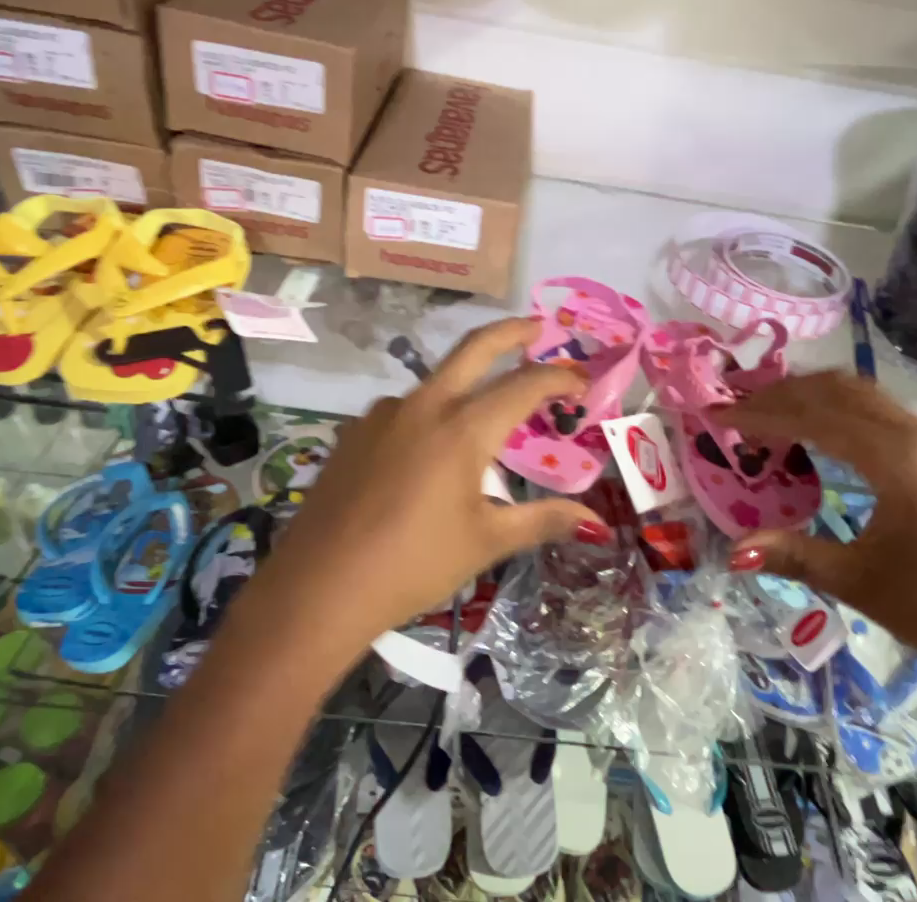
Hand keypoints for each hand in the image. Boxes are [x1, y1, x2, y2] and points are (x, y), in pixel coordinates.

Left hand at [256, 318, 606, 645]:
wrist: (319, 587)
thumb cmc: (413, 564)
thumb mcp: (486, 542)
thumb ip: (542, 521)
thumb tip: (597, 526)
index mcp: (463, 428)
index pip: (524, 385)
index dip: (559, 378)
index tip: (582, 383)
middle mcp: (423, 406)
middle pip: (473, 348)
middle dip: (510, 332)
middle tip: (536, 329)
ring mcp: (381, 416)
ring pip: (434, 381)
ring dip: (466, 380)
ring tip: (484, 412)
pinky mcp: (353, 434)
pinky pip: (402, 411)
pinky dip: (429, 415)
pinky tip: (428, 451)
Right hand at [714, 371, 916, 677]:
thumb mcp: (858, 581)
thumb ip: (794, 556)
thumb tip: (734, 549)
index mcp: (896, 458)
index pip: (815, 416)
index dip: (762, 413)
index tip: (716, 414)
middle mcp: (915, 434)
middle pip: (836, 391)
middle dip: (781, 394)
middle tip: (733, 406)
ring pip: (859, 396)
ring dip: (810, 397)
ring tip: (764, 412)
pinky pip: (876, 412)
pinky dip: (836, 410)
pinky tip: (814, 433)